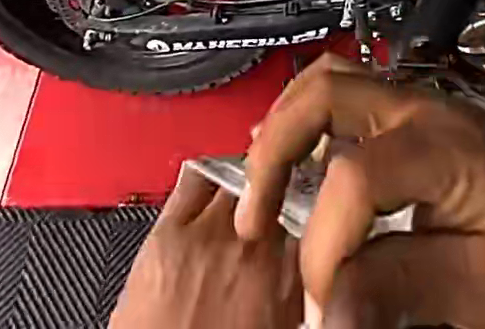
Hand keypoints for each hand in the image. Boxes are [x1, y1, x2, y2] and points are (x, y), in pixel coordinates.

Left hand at [111, 165, 302, 328]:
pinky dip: (208, 171)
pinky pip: (197, 177)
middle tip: (280, 193)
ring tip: (249, 184)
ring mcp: (209, 234)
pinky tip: (213, 178)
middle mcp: (254, 247)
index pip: (315, 212)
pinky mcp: (169, 233)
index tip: (313, 201)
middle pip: (279, 187)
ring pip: (239, 175)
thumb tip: (309, 275)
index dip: (315, 202)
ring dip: (248, 177)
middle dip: (282, 186)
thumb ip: (297, 295)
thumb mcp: (279, 328)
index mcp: (289, 282)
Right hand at [234, 55, 484, 328]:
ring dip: (288, 123)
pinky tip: (305, 161)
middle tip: (254, 214)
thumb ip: (398, 289)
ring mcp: (417, 103)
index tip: (321, 304)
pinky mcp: (418, 116)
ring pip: (330, 79)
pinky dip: (311, 120)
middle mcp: (419, 104)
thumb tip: (323, 310)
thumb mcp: (484, 292)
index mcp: (438, 141)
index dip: (324, 244)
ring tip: (264, 180)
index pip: (354, 177)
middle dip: (276, 149)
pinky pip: (349, 95)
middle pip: (322, 93)